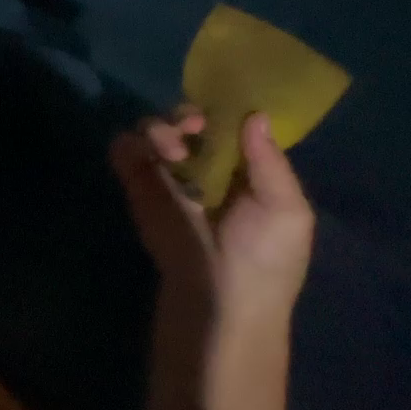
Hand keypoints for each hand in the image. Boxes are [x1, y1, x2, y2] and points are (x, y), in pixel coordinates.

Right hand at [112, 109, 315, 324]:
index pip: (229, 125)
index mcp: (244, 169)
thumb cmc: (264, 258)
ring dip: (158, 129)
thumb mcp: (287, 212)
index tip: (217, 113)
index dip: (222, 111)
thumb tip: (254, 114)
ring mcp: (165, 174)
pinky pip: (123, 149)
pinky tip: (143, 157)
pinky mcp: (134, 184)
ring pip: (152, 129)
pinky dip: (127, 143)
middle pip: (185, 121)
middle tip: (189, 128)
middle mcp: (204, 165)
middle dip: (184, 116)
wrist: (216, 298)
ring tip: (169, 154)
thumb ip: (269, 163)